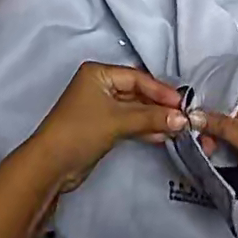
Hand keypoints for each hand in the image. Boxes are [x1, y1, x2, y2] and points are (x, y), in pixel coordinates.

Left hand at [28, 62, 186, 191]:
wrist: (52, 164)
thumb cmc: (81, 131)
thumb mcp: (117, 120)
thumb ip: (150, 117)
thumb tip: (182, 118)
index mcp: (98, 73)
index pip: (136, 77)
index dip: (160, 90)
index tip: (183, 103)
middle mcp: (99, 84)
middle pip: (136, 91)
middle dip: (158, 105)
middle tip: (184, 116)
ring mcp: (100, 105)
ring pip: (133, 108)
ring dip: (154, 118)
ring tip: (178, 128)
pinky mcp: (102, 125)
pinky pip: (128, 121)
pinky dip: (144, 127)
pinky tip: (162, 135)